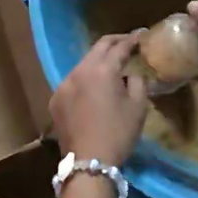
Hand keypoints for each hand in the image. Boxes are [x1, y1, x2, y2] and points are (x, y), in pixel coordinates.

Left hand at [50, 33, 148, 165]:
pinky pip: (73, 80)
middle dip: (114, 42)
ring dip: (98, 61)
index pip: (119, 46)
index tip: (141, 34)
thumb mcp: (138, 107)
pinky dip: (85, 78)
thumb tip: (130, 74)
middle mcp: (80, 70)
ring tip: (111, 66)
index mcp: (102, 69)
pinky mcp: (56, 99)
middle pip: (98, 48)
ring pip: (84, 63)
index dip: (132, 39)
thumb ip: (137, 82)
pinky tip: (93, 88)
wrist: (88, 163)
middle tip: (127, 42)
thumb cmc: (118, 133)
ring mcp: (64, 84)